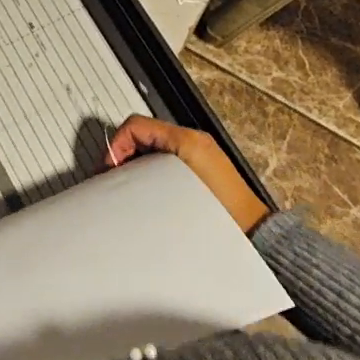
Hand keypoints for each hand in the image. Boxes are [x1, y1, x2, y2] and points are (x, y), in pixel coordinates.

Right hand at [106, 115, 269, 233]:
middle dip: (124, 156)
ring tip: (130, 190)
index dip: (117, 144)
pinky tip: (148, 197)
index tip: (109, 167)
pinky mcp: (198, 175)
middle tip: (115, 179)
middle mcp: (191, 143)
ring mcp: (195, 158)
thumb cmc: (218, 209)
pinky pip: (165, 166)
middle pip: (142, 138)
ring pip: (152, 153)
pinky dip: (151, 177)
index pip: (136, 126)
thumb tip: (117, 166)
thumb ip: (143, 167)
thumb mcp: (174, 184)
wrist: (250, 232)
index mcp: (186, 139)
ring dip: (137, 168)